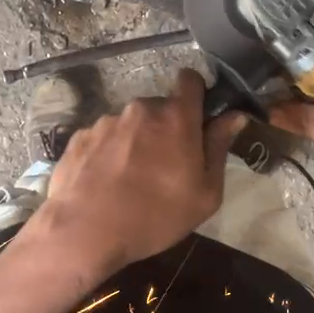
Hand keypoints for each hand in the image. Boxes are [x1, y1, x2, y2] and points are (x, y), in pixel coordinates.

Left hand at [32, 69, 244, 275]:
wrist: (85, 232)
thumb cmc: (155, 216)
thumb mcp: (205, 194)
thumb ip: (219, 148)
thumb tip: (234, 116)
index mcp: (175, 117)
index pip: (190, 80)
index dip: (196, 94)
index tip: (197, 119)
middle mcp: (139, 109)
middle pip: (159, 107)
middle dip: (166, 128)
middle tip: (165, 165)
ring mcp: (105, 121)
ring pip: (130, 123)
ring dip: (135, 141)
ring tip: (130, 179)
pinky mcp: (79, 137)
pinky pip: (103, 138)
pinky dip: (108, 153)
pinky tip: (105, 183)